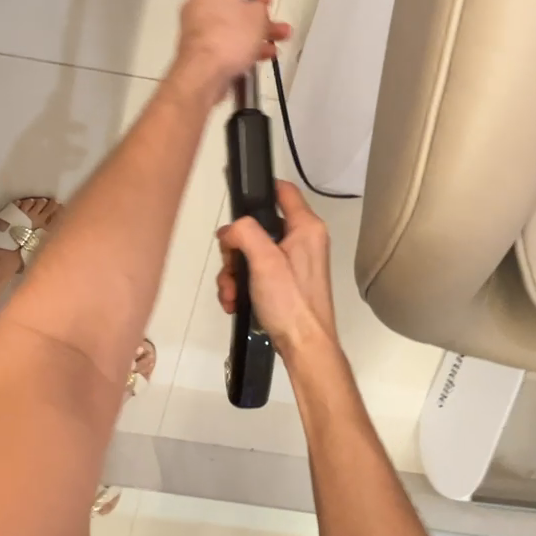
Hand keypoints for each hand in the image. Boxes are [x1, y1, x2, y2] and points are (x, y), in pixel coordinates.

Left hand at [171, 0, 291, 106]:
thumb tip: (255, 2)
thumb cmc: (230, 37)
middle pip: (232, 0)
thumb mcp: (257, 15)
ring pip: (231, 25)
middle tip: (271, 14)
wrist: (204, 76)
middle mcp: (200, 5)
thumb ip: (259, 5)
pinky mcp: (199, 52)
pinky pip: (225, 44)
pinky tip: (262, 56)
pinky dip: (242, 48)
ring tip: (278, 39)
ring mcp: (197, 30)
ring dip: (255, 32)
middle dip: (256, 9)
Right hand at [217, 180, 338, 358]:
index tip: (236, 200)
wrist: (304, 345)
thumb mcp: (264, 261)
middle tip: (231, 268)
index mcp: (306, 228)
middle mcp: (302, 241)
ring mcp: (293, 263)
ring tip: (232, 294)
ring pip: (250, 253)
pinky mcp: (284, 282)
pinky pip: (254, 273)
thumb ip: (245, 233)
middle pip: (256, 228)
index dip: (260, 190)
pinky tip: (235, 302)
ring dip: (233, 274)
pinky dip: (241, 286)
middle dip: (235, 250)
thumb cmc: (290, 302)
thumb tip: (229, 231)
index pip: (284, 191)